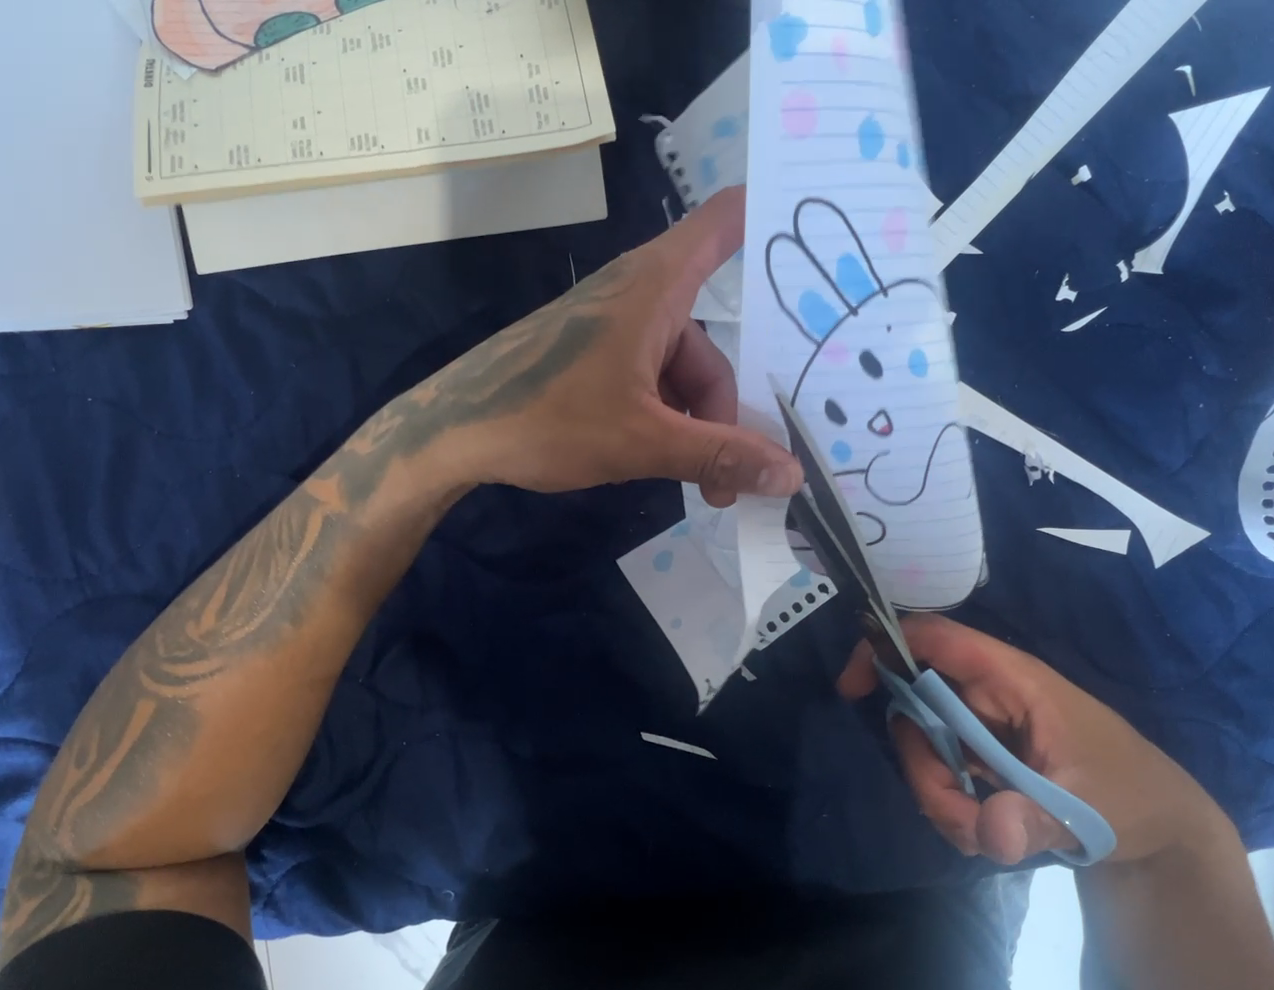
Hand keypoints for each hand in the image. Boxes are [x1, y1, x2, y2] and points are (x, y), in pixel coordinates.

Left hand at [413, 186, 801, 506]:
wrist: (451, 432)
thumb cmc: (546, 418)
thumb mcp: (642, 441)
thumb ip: (718, 454)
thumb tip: (792, 474)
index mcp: (656, 288)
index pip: (726, 222)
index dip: (773, 218)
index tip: (822, 245)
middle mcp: (638, 295)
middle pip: (710, 341)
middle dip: (727, 411)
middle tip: (735, 477)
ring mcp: (611, 328)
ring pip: (678, 372)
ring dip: (694, 427)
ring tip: (698, 487)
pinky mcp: (589, 356)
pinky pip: (646, 379)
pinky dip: (661, 418)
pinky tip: (658, 462)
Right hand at [838, 615, 1228, 864]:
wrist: (1161, 833)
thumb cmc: (1134, 799)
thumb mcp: (1093, 812)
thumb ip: (1037, 820)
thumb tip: (991, 833)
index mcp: (1014, 680)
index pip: (936, 638)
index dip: (885, 647)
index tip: (852, 688)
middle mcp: (989, 695)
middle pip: (916, 707)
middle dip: (923, 766)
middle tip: (955, 814)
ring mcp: (982, 727)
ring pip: (923, 745)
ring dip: (938, 796)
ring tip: (984, 838)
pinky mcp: (981, 755)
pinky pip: (939, 770)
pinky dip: (949, 807)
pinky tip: (986, 834)